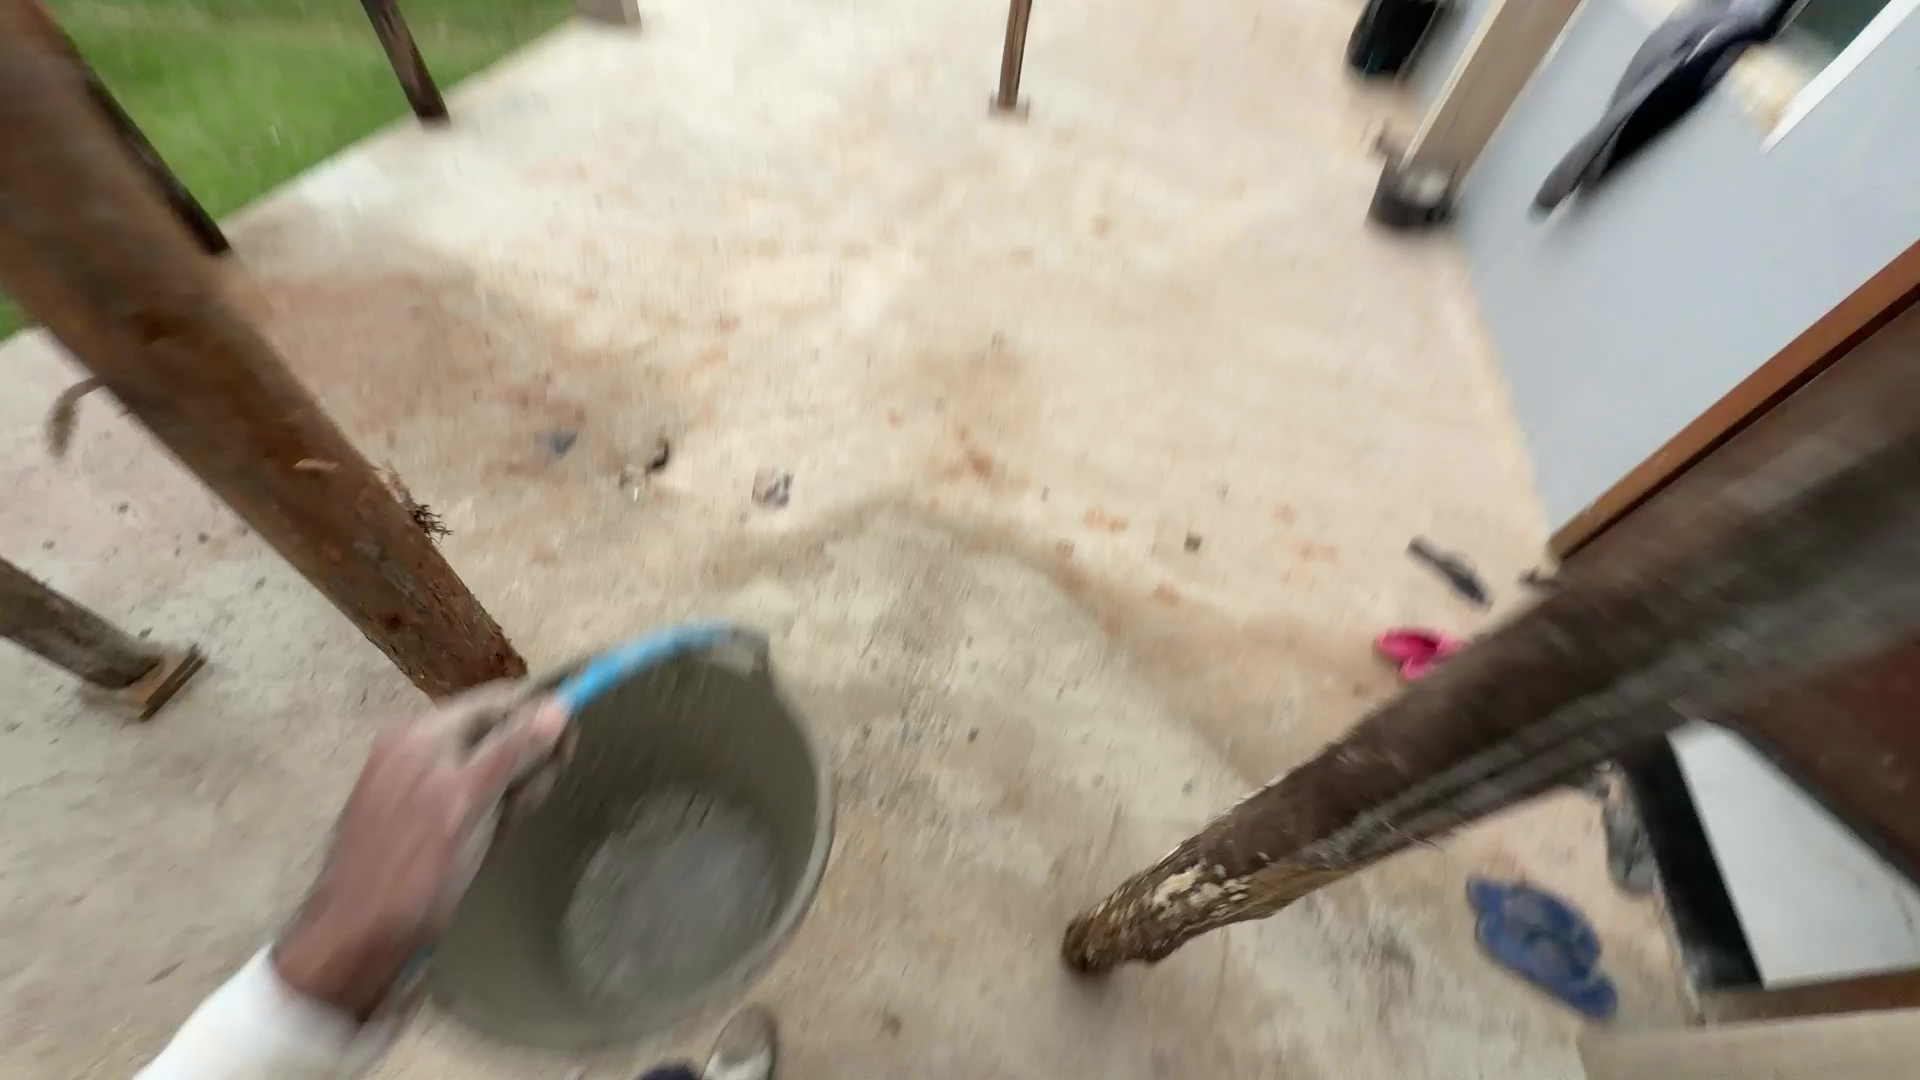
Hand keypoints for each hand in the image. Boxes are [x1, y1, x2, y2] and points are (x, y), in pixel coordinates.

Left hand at [272, 683, 568, 1017]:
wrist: (358, 943)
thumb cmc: (416, 866)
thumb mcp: (471, 801)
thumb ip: (516, 748)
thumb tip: (560, 705)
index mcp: (425, 732)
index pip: (503, 700)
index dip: (542, 718)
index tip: (566, 751)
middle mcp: (424, 746)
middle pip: (507, 732)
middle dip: (527, 766)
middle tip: (522, 803)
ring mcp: (426, 779)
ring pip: (502, 767)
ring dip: (516, 795)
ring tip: (499, 829)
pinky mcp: (432, 811)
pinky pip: (484, 794)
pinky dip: (497, 814)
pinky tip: (489, 840)